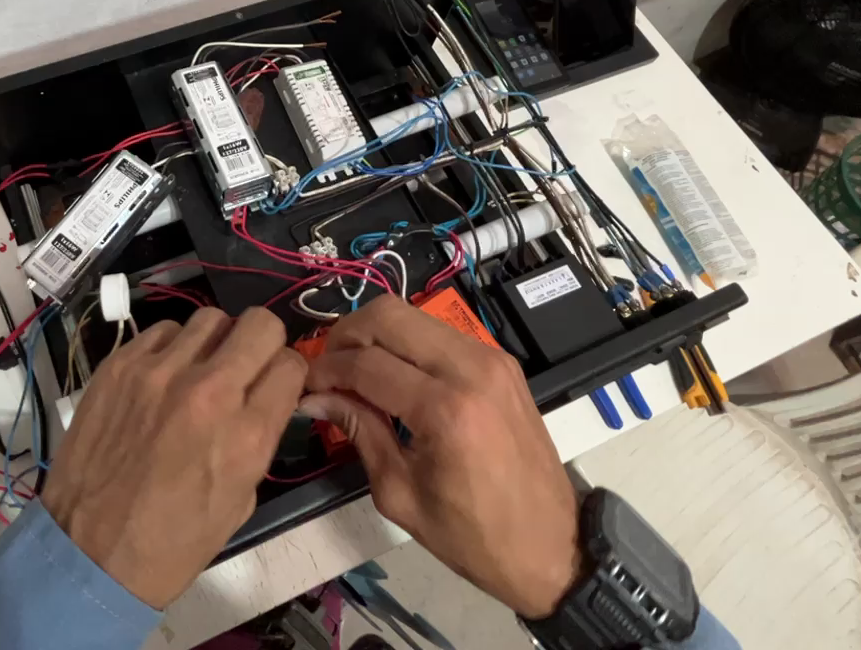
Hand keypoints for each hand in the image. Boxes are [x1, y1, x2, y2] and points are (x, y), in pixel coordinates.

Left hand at [41, 306, 306, 607]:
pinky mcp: (120, 364)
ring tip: (200, 368)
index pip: (292, 364)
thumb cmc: (173, 542)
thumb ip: (259, 436)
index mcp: (245, 434)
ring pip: (211, 318)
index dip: (288, 373)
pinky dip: (172, 347)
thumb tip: (265, 396)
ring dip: (215, 342)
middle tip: (247, 364)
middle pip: (260, 324)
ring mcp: (159, 371)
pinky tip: (163, 376)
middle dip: (263, 342)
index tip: (276, 383)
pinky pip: (164, 330)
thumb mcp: (241, 500)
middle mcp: (208, 391)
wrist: (87, 553)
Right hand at [302, 295, 582, 617]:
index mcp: (446, 410)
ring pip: (411, 313)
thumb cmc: (473, 536)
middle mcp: (470, 369)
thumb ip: (358, 431)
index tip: (305, 384)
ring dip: (374, 332)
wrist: (555, 548)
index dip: (327, 369)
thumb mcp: (400, 494)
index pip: (366, 364)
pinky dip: (405, 341)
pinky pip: (437, 331)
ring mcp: (489, 357)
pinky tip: (391, 371)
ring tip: (354, 366)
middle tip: (328, 366)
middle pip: (387, 316)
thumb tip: (315, 397)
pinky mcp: (499, 359)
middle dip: (345, 334)